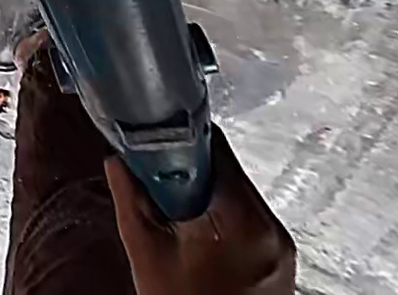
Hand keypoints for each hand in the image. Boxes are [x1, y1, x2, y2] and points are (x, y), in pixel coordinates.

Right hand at [106, 126, 296, 294]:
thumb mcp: (142, 243)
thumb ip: (127, 191)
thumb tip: (115, 155)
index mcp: (246, 219)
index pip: (215, 145)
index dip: (178, 135)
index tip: (150, 136)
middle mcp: (274, 229)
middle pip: (225, 167)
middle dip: (186, 164)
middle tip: (152, 175)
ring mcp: (282, 248)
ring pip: (233, 189)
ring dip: (199, 187)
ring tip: (168, 205)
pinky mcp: (279, 262)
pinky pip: (244, 215)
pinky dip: (215, 210)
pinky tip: (189, 225)